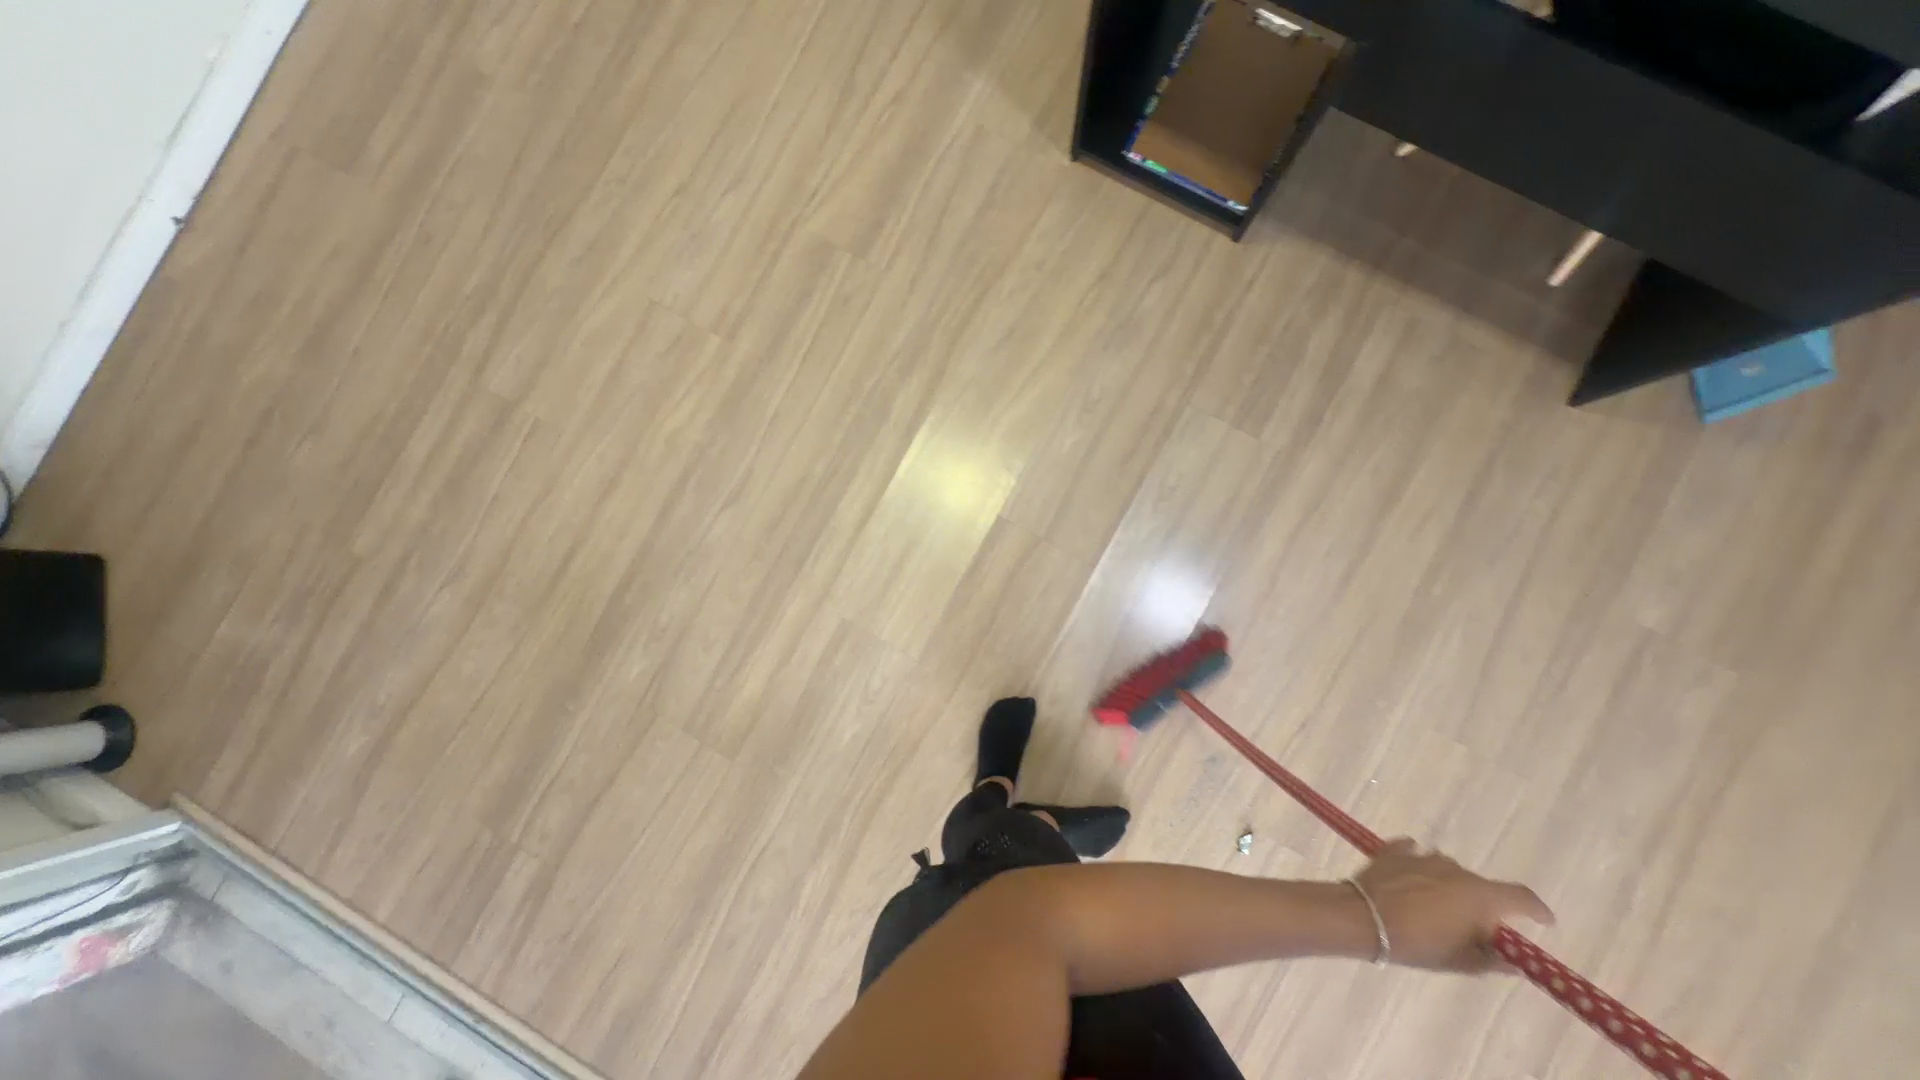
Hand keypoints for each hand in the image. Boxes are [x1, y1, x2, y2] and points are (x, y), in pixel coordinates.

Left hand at [1352, 838, 1553, 973]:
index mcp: (1479, 895)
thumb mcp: (1460, 961)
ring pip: (1448, 871)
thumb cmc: (1417, 943)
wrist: (1362, 918)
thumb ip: (1492, 960)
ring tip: (1433, 910)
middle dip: (1482, 907)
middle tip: (1470, 930)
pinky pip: (1413, 854)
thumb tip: (1514, 962)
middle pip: (1480, 886)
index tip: (1543, 920)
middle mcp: (1456, 869)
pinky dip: (1417, 866)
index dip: (1536, 909)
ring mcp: (1423, 855)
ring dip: (1449, 888)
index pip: (1520, 897)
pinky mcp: (1394, 851)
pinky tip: (1410, 880)